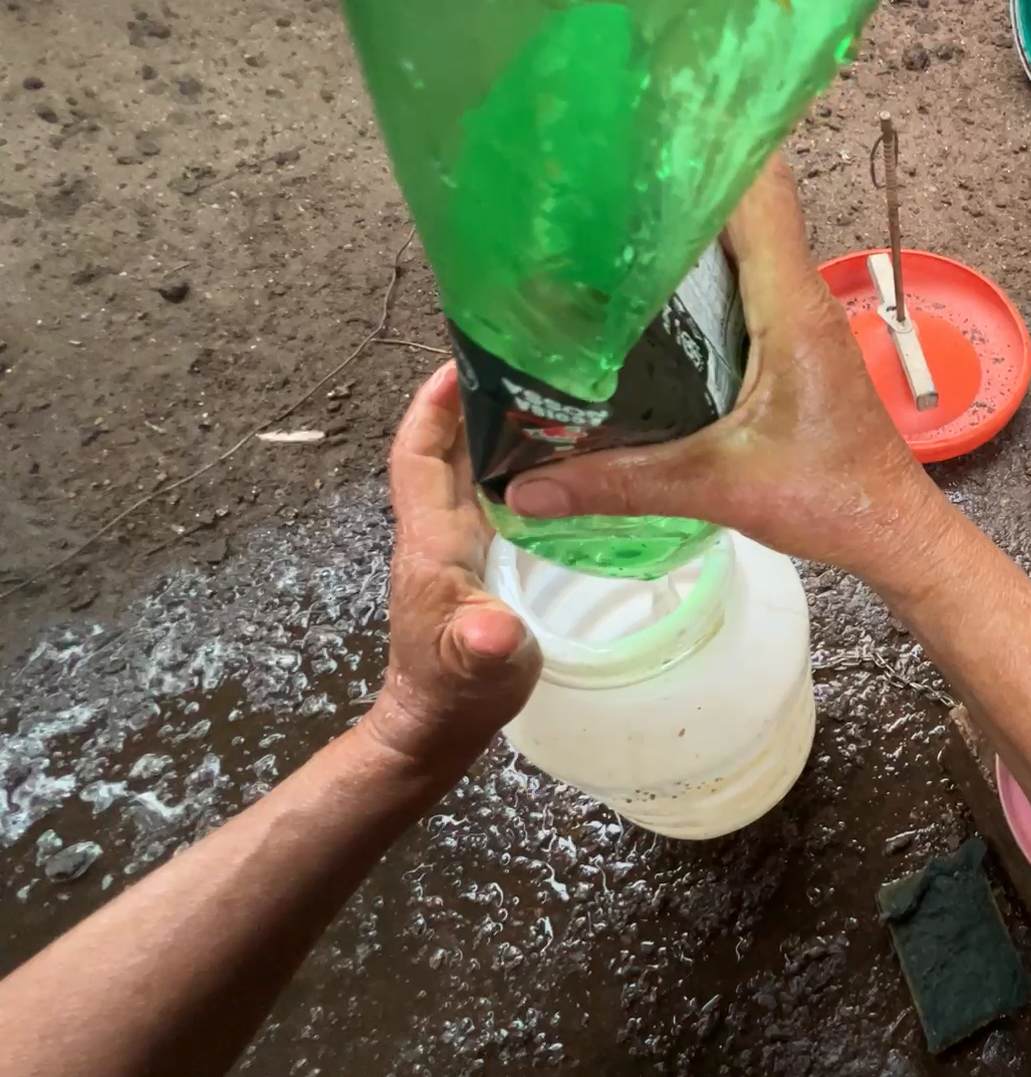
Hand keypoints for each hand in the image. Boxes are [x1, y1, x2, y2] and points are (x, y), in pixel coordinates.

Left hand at [367, 363, 541, 770]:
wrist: (440, 722)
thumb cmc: (458, 692)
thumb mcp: (479, 669)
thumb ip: (483, 647)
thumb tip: (496, 628)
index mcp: (434, 543)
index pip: (419, 459)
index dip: (432, 409)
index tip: (460, 364)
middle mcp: (439, 532)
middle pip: (446, 451)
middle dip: (472, 404)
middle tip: (526, 370)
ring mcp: (458, 545)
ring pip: (470, 470)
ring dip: (495, 430)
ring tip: (550, 403)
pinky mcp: (478, 558)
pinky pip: (491, 496)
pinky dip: (513, 467)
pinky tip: (555, 464)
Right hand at [501, 157, 955, 585]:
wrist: (890, 529)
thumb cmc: (831, 501)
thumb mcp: (721, 488)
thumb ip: (622, 483)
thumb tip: (525, 489)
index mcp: (791, 307)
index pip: (756, 189)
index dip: (701, 143)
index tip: (628, 121)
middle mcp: (800, 298)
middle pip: (741, 207)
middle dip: (670, 182)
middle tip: (584, 173)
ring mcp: (801, 322)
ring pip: (743, 247)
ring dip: (683, 231)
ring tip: (598, 221)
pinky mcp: (796, 348)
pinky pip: (746, 289)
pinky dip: (700, 279)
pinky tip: (646, 299)